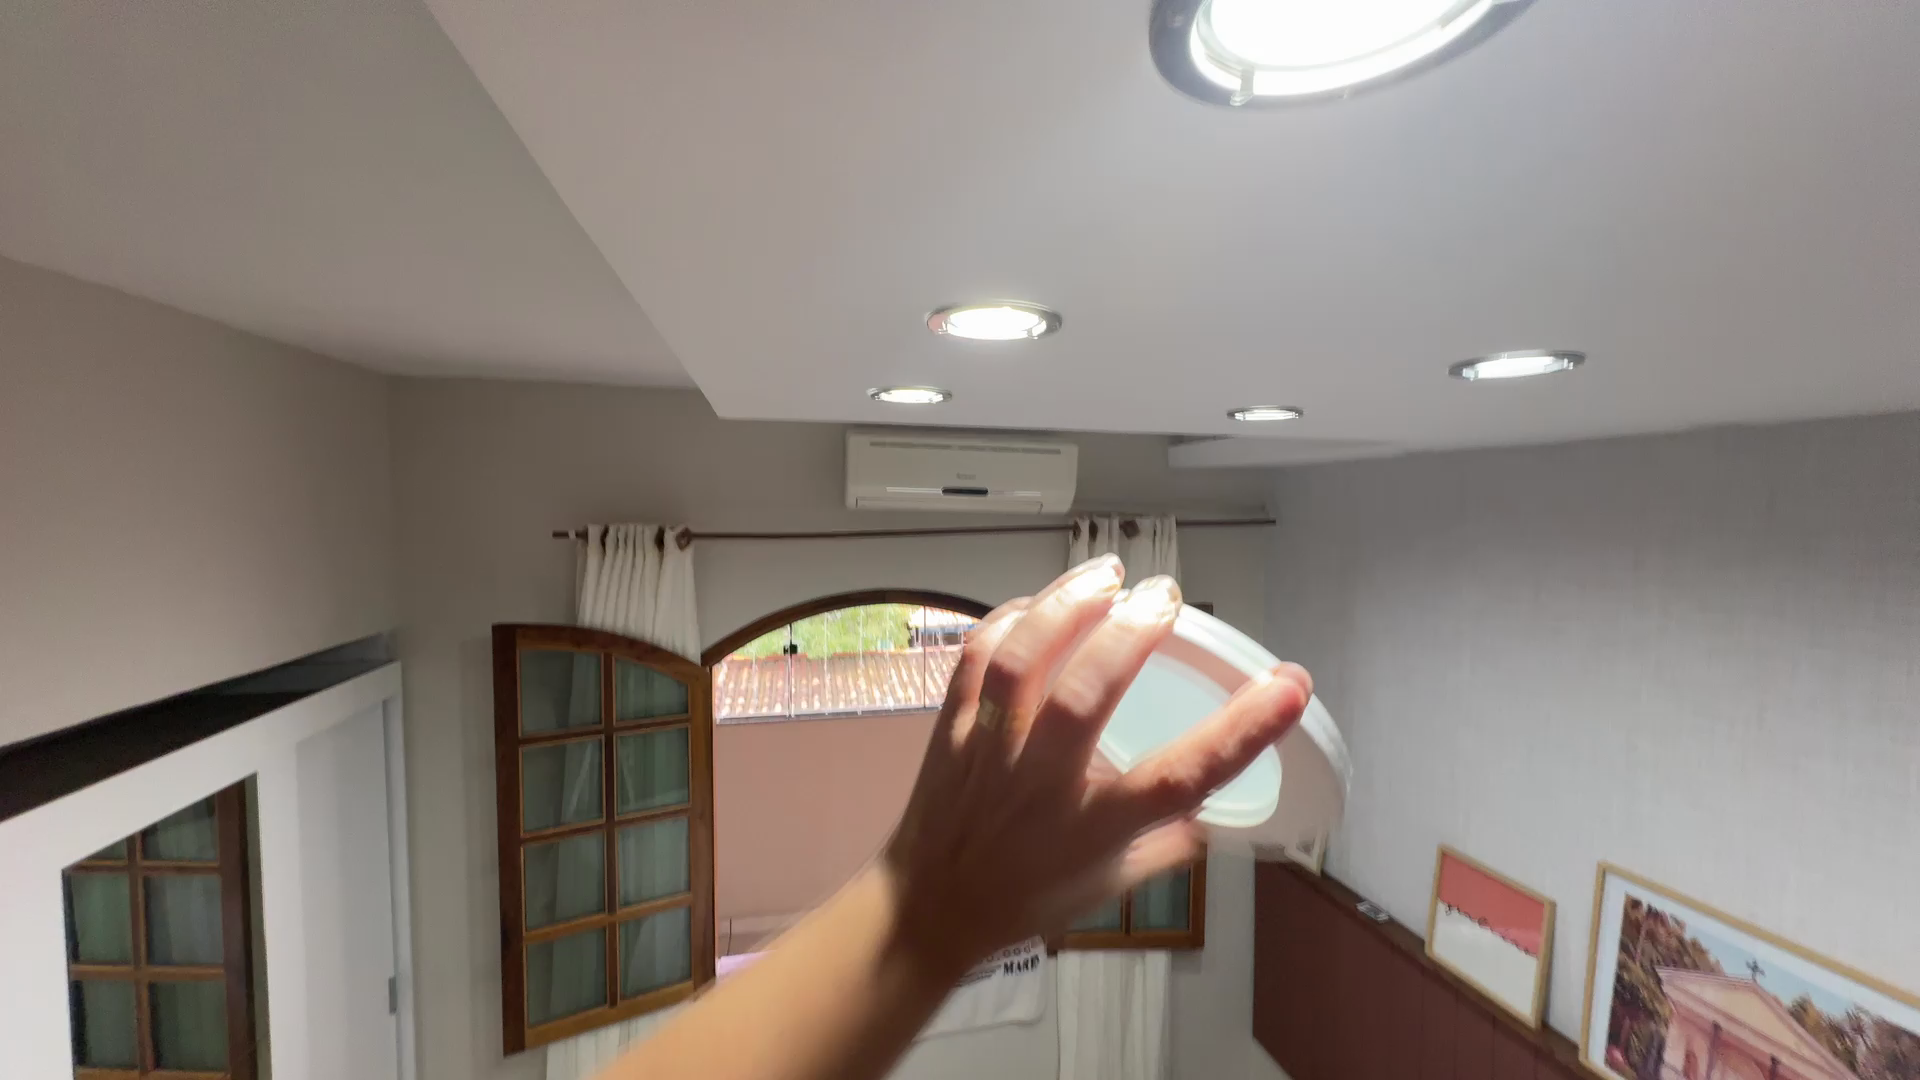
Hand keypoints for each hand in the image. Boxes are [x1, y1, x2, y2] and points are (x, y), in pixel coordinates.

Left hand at [880, 555, 1312, 976]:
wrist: (931, 905)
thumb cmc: (1027, 896)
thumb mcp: (1111, 884)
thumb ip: (1166, 844)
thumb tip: (1214, 811)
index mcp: (1094, 828)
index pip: (1180, 778)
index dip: (1241, 729)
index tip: (1288, 683)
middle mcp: (1041, 782)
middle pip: (1087, 696)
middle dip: (1131, 633)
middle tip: (1165, 594)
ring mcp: (988, 748)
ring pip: (1023, 663)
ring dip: (1066, 607)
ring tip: (1106, 573)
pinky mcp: (951, 725)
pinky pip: (976, 658)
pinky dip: (1009, 619)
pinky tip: (1039, 601)